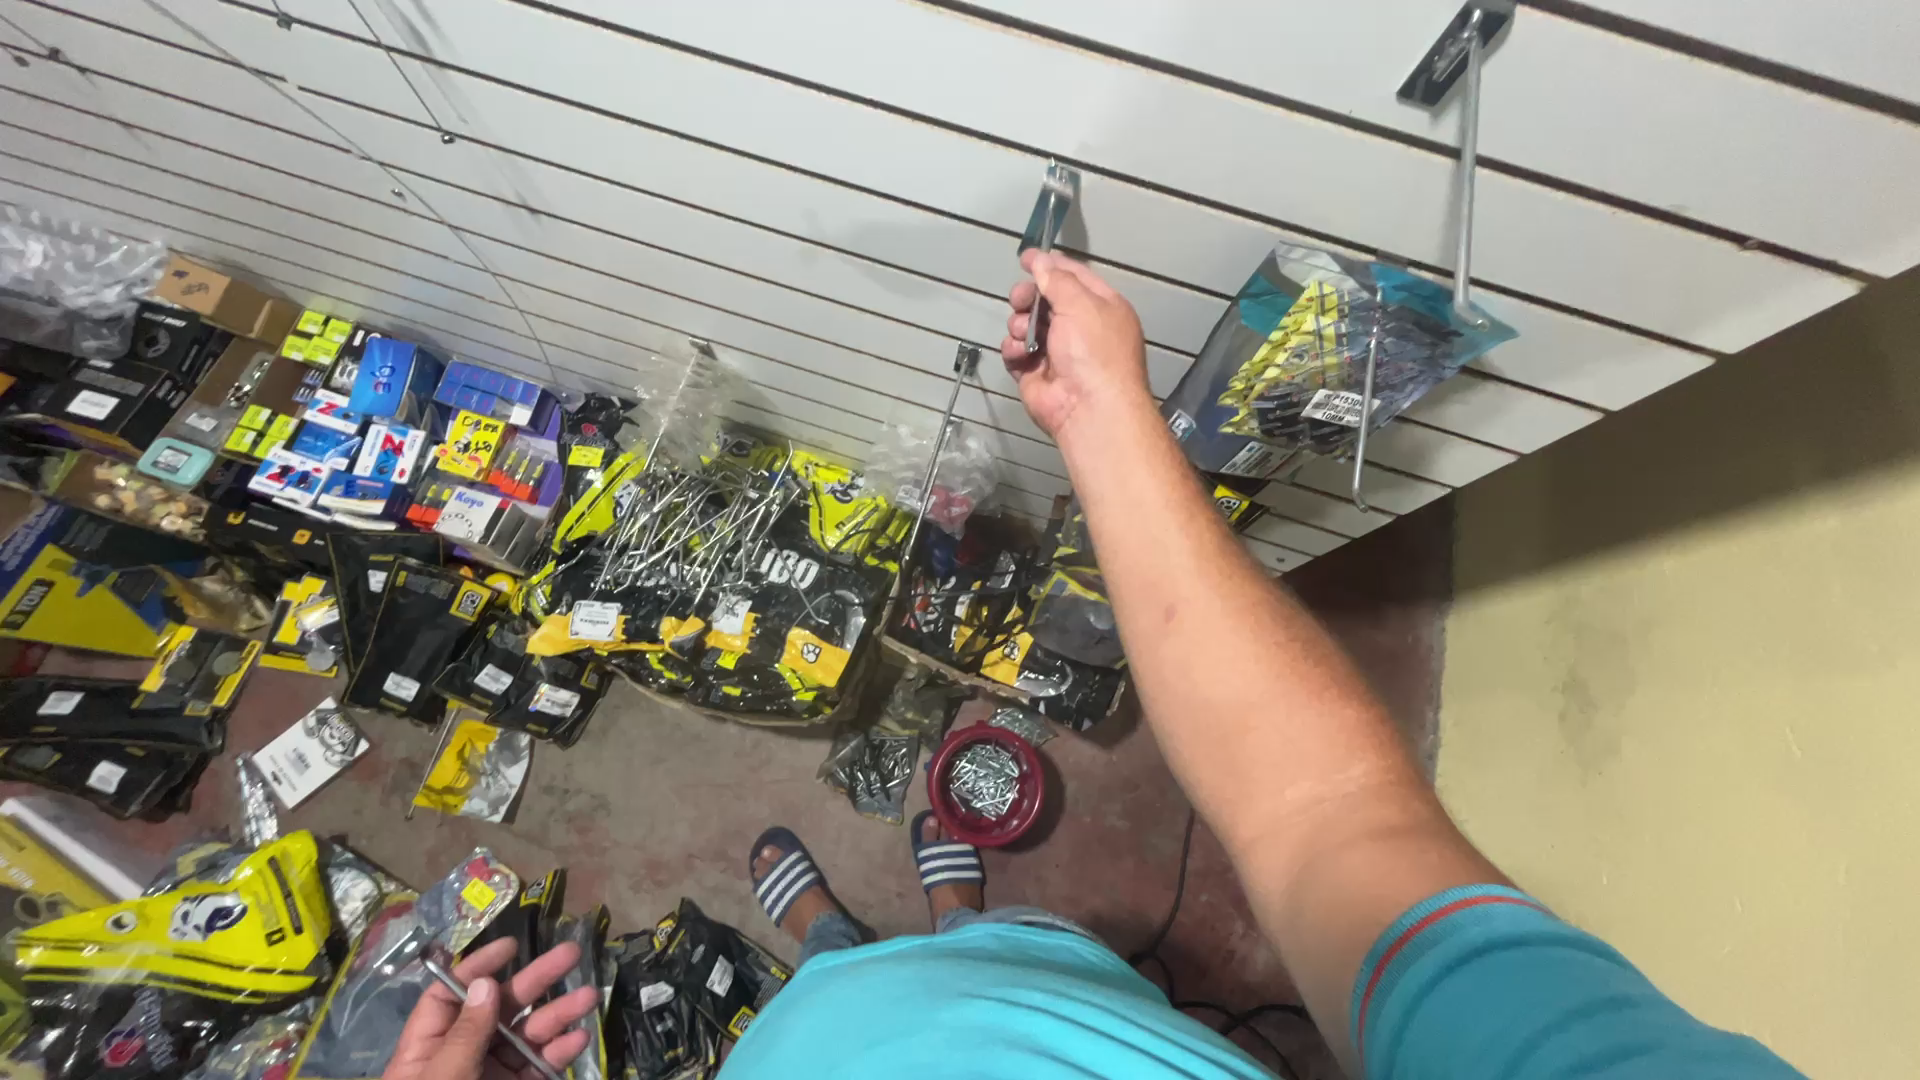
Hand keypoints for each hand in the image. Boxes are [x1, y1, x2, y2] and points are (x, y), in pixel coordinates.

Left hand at [382, 938, 599, 1079]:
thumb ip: (463, 1037)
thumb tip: (484, 983)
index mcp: (426, 1053)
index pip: (448, 998)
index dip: (475, 968)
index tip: (511, 946)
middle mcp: (460, 1058)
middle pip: (498, 1008)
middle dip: (535, 981)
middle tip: (571, 954)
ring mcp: (490, 1078)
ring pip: (527, 1034)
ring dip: (558, 1014)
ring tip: (589, 999)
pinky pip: (540, 1066)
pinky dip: (560, 1052)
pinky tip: (578, 1040)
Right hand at [1000, 249, 1150, 441]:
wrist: (1088, 408)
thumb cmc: (1094, 351)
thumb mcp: (1081, 304)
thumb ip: (1057, 279)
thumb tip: (1039, 260)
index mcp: (1100, 308)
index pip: (1073, 277)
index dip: (1049, 265)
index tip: (1025, 258)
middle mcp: (1079, 328)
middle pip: (1044, 300)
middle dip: (1028, 296)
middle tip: (1020, 299)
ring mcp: (1055, 352)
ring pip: (1025, 324)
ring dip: (1019, 324)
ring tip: (1024, 332)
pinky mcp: (1034, 374)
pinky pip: (1015, 353)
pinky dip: (1013, 350)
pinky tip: (1020, 354)